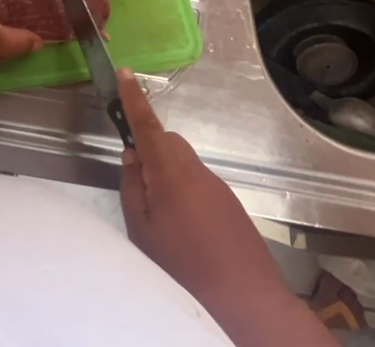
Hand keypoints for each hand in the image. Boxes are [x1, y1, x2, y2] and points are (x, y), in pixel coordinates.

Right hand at [117, 71, 294, 307]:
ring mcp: (217, 187)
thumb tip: (132, 159)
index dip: (133, 97)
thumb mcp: (142, 230)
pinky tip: (185, 232)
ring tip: (161, 219)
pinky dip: (184, 194)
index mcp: (170, 172)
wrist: (248, 302)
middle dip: (149, 150)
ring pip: (183, 164)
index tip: (125, 72)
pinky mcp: (230, 206)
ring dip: (167, 176)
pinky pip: (198, 185)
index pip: (147, 124)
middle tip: (137, 186)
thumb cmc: (184, 267)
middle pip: (167, 142)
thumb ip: (133, 188)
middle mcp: (196, 171)